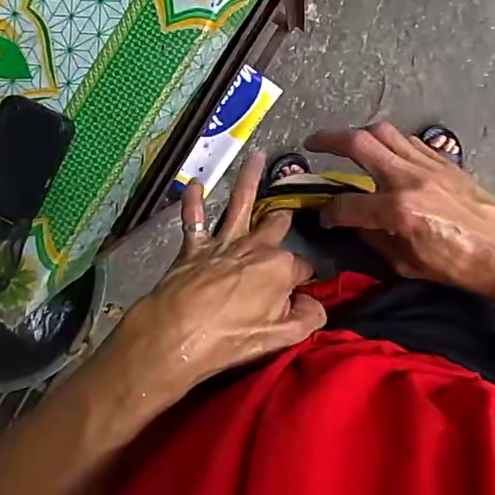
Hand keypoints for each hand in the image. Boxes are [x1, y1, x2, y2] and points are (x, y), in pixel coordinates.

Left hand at [93, 152, 326, 407]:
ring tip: (257, 156)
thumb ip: (307, 318)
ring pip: (239, 204)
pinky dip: (193, 201)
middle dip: (284, 217)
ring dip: (248, 179)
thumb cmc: (232, 338)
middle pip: (275, 226)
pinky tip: (195, 183)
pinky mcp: (193, 246)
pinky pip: (193, 218)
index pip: (303, 268)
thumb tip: (316, 304)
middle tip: (289, 208)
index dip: (304, 280)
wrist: (178, 332)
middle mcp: (254, 246)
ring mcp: (222, 243)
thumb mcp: (281, 337)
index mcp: (280, 267)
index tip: (303, 290)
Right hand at [305, 124, 494, 314]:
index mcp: (399, 209)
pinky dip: (390, 143)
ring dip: (359, 134)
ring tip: (346, 143)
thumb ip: (374, 238)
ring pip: (385, 133)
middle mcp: (410, 178)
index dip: (329, 211)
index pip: (347, 203)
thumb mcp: (408, 264)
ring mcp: (429, 165)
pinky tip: (385, 154)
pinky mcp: (445, 162)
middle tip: (312, 143)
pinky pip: (409, 142)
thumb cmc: (460, 267)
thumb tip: (353, 223)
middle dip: (328, 140)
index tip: (323, 216)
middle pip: (359, 144)